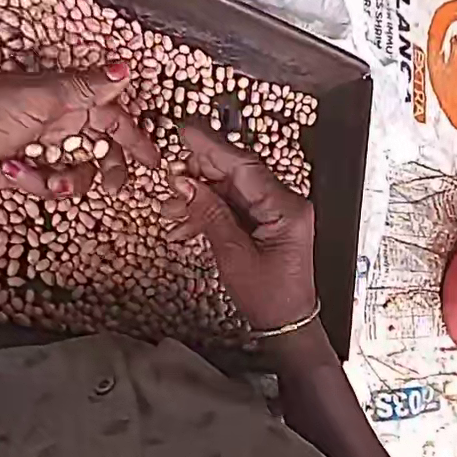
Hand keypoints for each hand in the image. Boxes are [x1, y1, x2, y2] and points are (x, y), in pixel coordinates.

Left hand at [0, 64, 157, 198]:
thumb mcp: (40, 99)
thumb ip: (87, 87)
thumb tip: (125, 68)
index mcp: (62, 97)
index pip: (112, 115)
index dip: (134, 137)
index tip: (152, 162)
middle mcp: (54, 120)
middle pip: (99, 147)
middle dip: (108, 168)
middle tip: (113, 187)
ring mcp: (38, 146)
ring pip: (76, 170)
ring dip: (68, 180)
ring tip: (47, 180)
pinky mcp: (23, 170)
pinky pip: (48, 182)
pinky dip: (37, 183)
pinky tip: (15, 175)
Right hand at [155, 126, 317, 333]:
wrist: (286, 324)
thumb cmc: (269, 297)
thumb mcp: (234, 256)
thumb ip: (210, 215)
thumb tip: (185, 183)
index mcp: (286, 208)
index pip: (245, 166)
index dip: (211, 147)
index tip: (184, 132)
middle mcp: (285, 204)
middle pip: (237, 174)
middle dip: (200, 173)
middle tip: (170, 174)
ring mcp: (276, 212)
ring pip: (231, 190)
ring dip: (199, 197)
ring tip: (172, 209)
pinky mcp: (266, 223)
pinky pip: (234, 207)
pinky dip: (209, 212)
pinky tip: (185, 223)